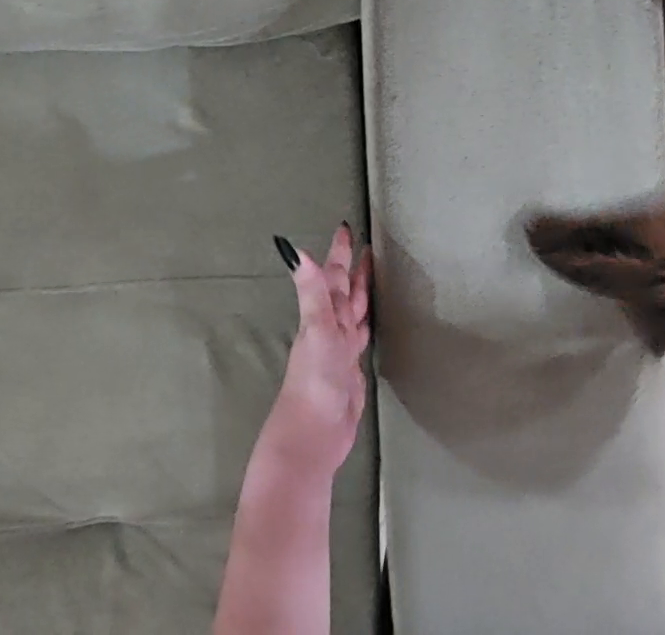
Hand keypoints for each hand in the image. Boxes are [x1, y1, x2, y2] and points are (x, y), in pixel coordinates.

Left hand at [269, 224, 371, 475]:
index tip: (345, 229)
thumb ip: (310, 290)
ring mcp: (342, 350)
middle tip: (367, 245)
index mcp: (323, 316)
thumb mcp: (315, 329)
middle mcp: (331, 329)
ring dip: (362, 293)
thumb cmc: (314, 380)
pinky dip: (367, 323)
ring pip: (355, 312)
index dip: (340, 254)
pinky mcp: (353, 370)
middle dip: (354, 269)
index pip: (334, 278)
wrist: (314, 434)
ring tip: (373, 274)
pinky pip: (362, 337)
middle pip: (346, 292)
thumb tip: (290, 249)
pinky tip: (372, 320)